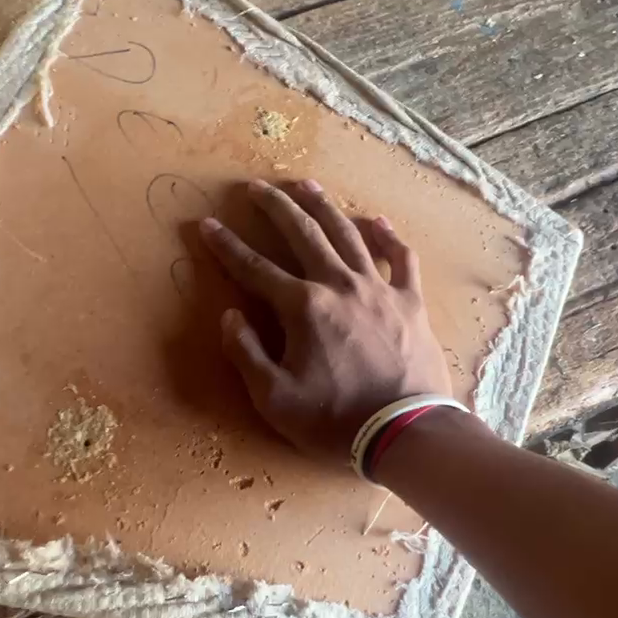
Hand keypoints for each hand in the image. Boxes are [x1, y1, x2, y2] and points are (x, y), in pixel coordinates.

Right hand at [198, 179, 451, 465]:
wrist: (406, 432)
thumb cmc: (335, 420)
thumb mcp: (274, 399)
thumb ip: (247, 353)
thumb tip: (230, 316)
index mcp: (303, 308)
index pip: (254, 268)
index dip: (226, 246)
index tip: (207, 225)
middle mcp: (339, 285)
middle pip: (303, 233)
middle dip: (275, 207)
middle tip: (255, 187)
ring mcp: (379, 289)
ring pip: (348, 233)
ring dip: (323, 206)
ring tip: (305, 185)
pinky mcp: (410, 301)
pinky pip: (399, 257)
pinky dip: (386, 236)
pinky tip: (374, 221)